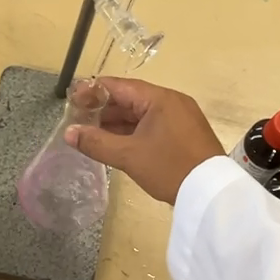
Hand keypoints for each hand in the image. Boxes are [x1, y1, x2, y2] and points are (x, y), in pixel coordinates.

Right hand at [63, 77, 224, 203]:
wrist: (210, 193)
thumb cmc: (169, 168)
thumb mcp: (129, 156)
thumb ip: (96, 143)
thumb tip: (69, 133)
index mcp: (160, 99)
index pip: (119, 86)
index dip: (93, 92)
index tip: (71, 100)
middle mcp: (172, 102)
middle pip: (130, 99)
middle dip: (103, 109)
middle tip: (77, 120)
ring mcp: (180, 118)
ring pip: (141, 114)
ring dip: (116, 123)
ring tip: (91, 133)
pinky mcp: (184, 134)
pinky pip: (152, 126)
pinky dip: (133, 132)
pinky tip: (116, 143)